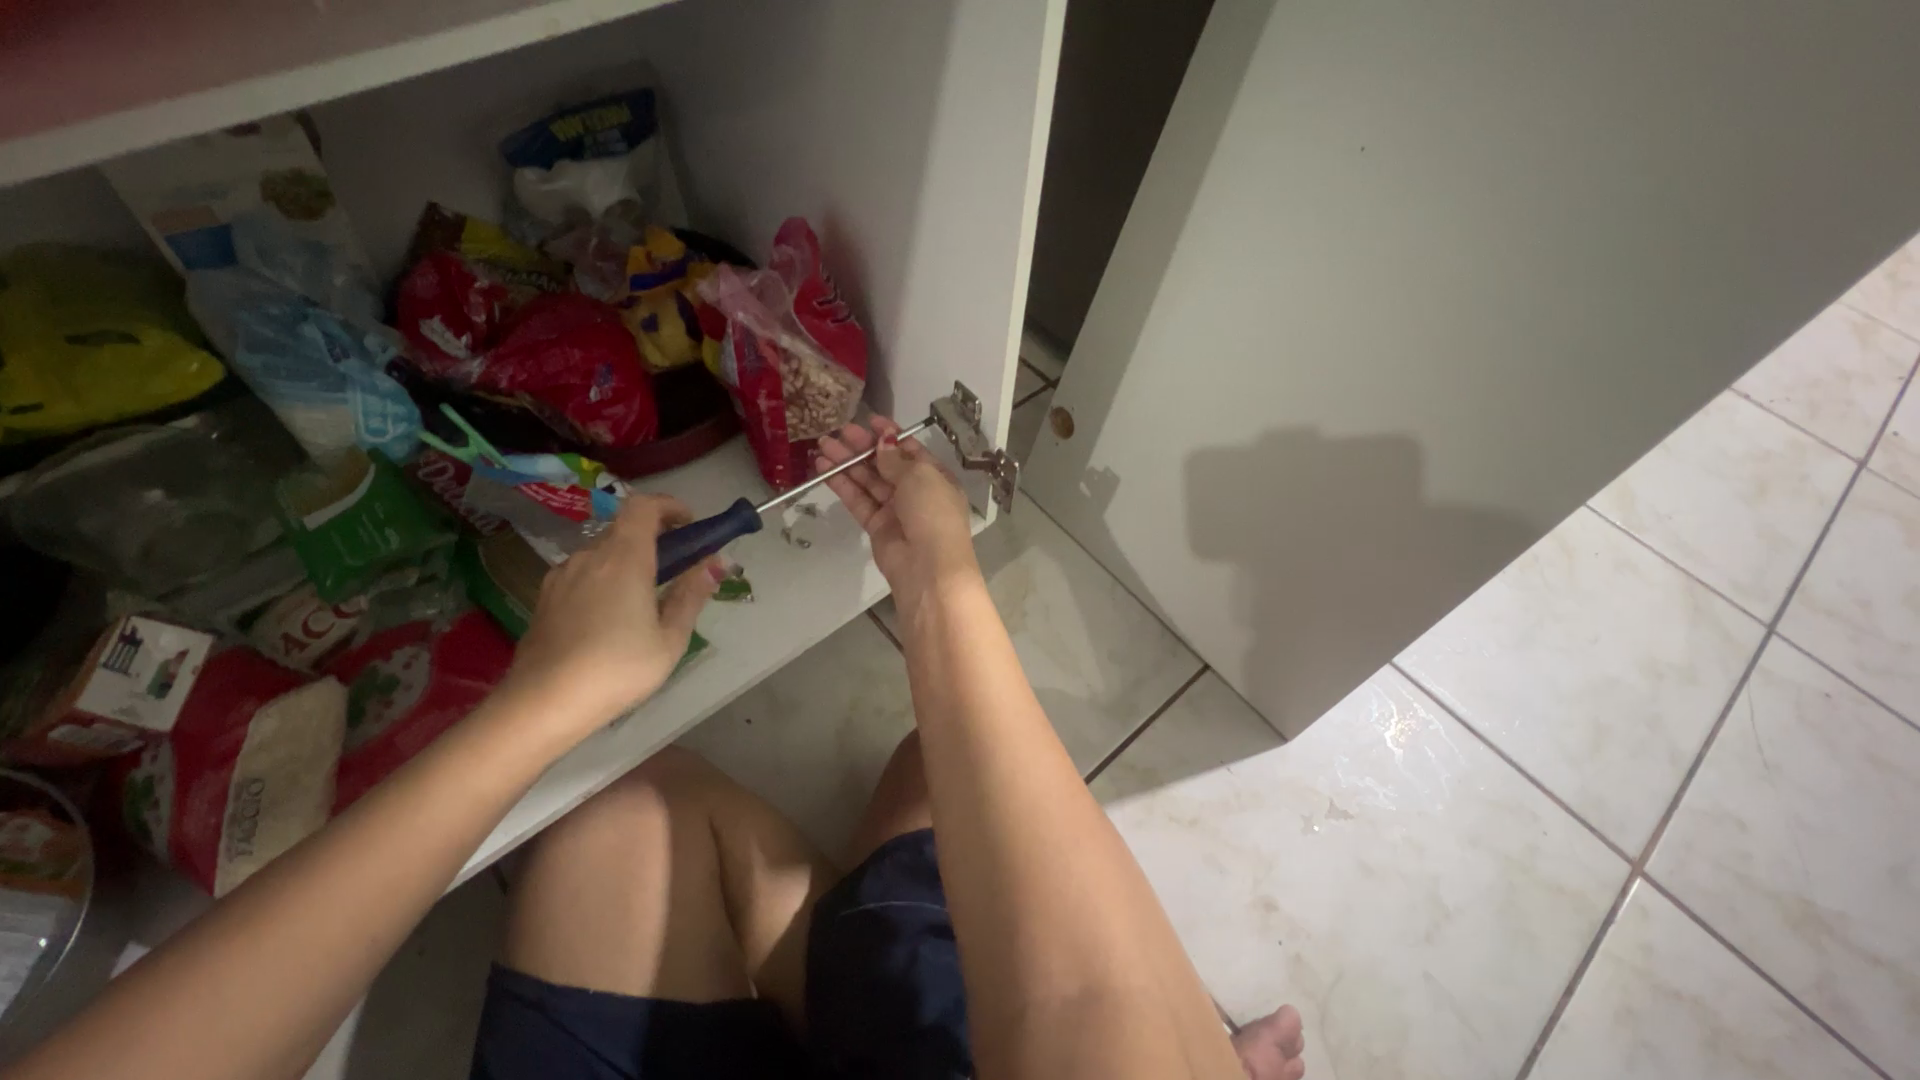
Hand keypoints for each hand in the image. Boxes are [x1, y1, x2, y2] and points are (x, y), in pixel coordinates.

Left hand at [503, 495, 723, 736]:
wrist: (543, 703)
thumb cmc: (618, 669)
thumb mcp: (670, 638)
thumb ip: (691, 595)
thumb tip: (714, 563)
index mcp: (624, 558)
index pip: (643, 506)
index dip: (669, 506)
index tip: (689, 525)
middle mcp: (589, 557)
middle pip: (624, 530)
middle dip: (654, 540)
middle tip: (676, 569)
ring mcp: (561, 576)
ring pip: (602, 555)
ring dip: (627, 563)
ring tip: (644, 601)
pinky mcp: (544, 599)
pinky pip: (582, 576)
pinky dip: (603, 581)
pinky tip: (610, 619)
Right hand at [817, 416, 980, 609]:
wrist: (929, 568)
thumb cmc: (933, 514)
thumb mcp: (920, 476)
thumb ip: (896, 459)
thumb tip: (883, 441)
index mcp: (936, 478)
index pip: (911, 451)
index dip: (891, 435)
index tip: (869, 420)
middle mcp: (917, 492)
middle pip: (886, 464)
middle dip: (863, 447)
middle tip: (839, 431)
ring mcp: (896, 510)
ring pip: (868, 481)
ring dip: (847, 463)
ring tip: (823, 445)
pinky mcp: (876, 527)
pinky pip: (858, 500)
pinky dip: (842, 485)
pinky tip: (824, 469)